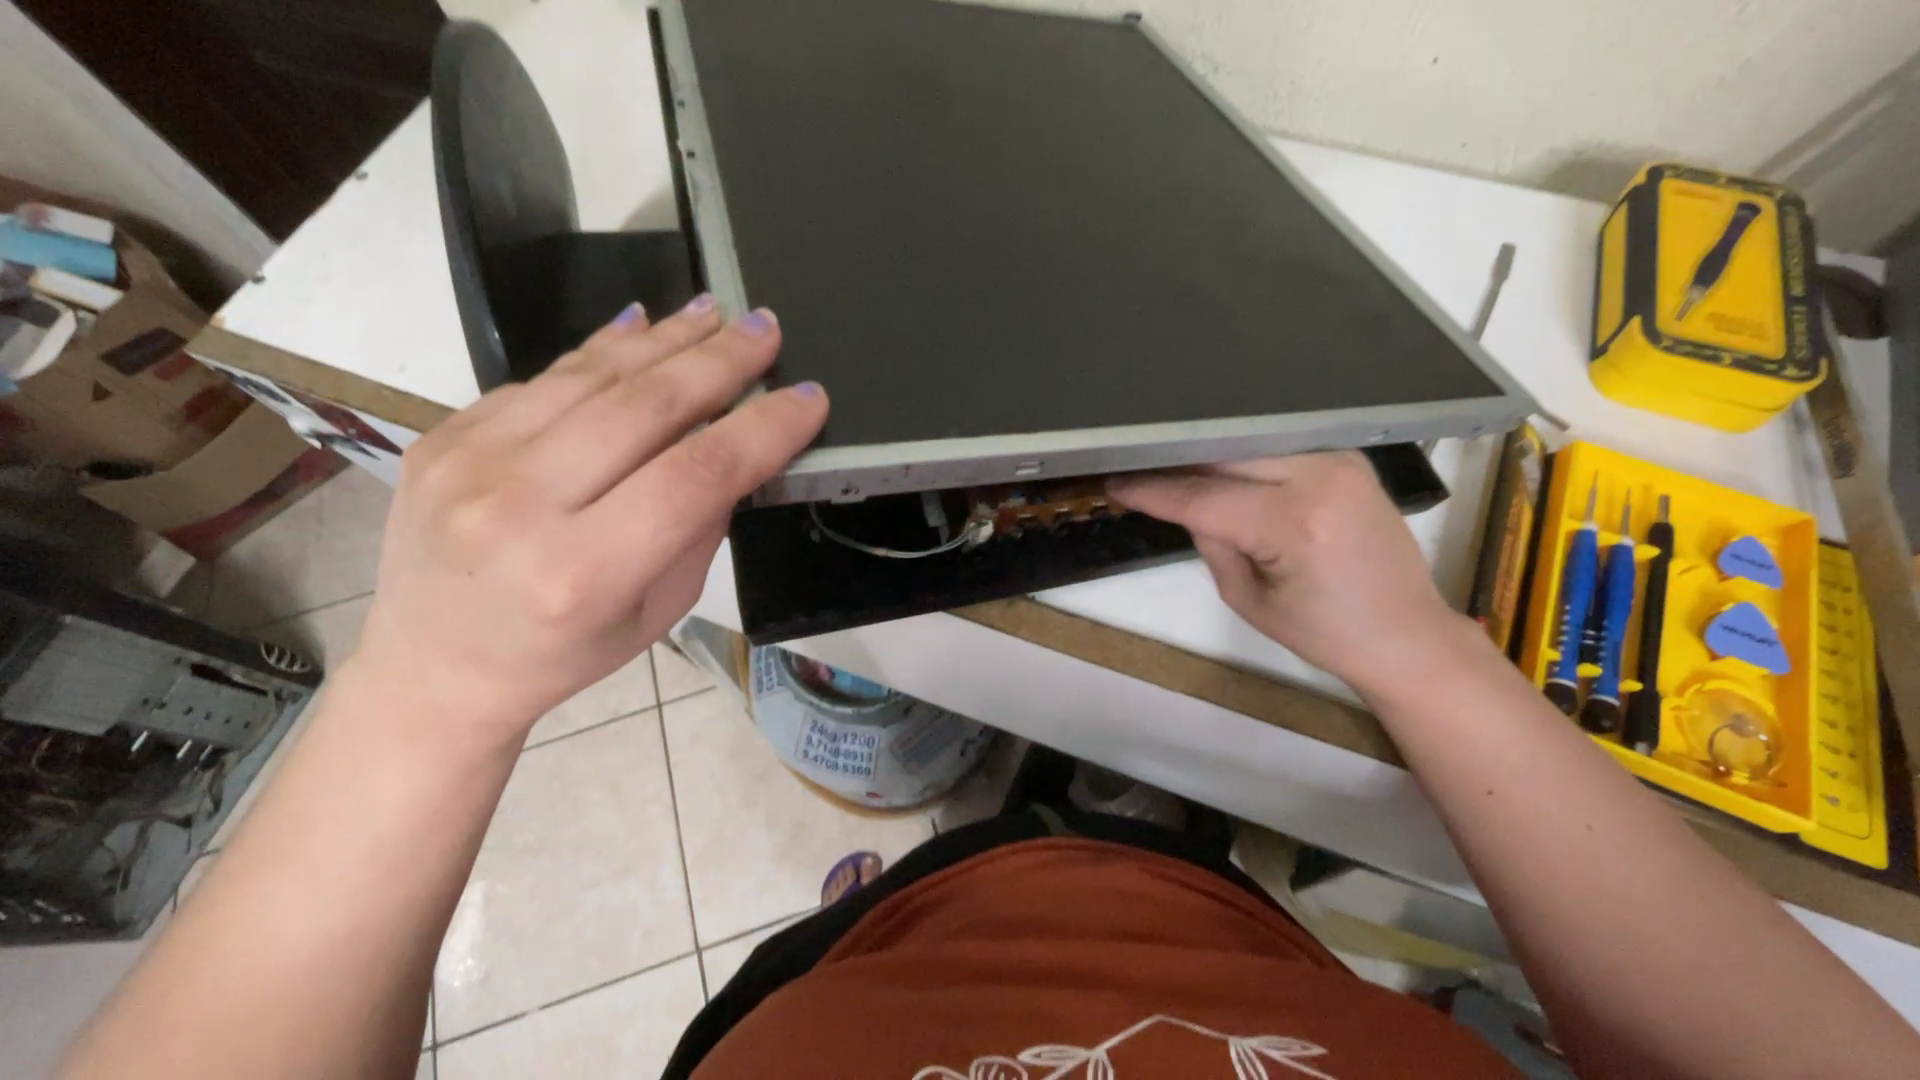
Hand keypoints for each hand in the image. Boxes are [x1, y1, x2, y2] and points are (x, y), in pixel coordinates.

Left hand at [346, 296, 826, 746]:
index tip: (807, 397)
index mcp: (581, 573)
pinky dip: (600, 350)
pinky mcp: (444, 437)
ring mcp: (468, 463)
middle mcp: (517, 508)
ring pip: (590, 377)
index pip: (695, 476)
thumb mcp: (655, 613)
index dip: (761, 429)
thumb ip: (698, 527)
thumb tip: (736, 445)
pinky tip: (641, 329)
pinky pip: (540, 379)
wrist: (435, 667)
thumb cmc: (562, 655)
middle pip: (643, 409)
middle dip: (719, 361)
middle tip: (765, 328)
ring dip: (664, 340)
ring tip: (712, 314)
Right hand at [1108, 452, 1468, 693]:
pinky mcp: (1347, 456)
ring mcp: (1339, 459)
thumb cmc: (1325, 633)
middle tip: (1135, 468)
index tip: (1115, 483)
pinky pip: (1278, 445)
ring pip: (1248, 443)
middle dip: (1175, 463)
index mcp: (1294, 523)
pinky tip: (1216, 462)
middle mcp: (1319, 477)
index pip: (1202, 497)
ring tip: (1170, 465)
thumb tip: (1184, 503)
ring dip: (1206, 454)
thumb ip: (1211, 542)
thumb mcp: (1248, 598)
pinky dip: (1243, 453)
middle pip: (1222, 456)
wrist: (1405, 632)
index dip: (1152, 490)